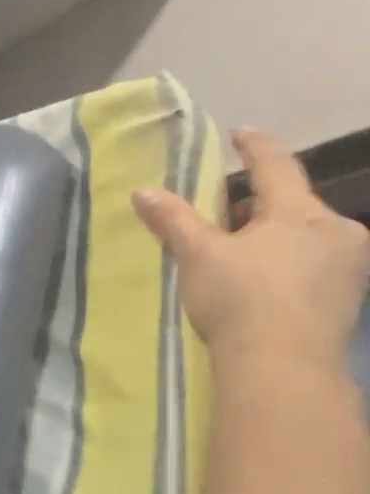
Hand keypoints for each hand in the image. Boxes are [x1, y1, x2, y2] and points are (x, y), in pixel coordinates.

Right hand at [133, 127, 369, 361]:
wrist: (284, 361)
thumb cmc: (240, 297)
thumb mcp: (197, 255)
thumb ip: (174, 220)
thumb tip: (145, 191)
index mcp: (301, 213)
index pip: (277, 168)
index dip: (257, 148)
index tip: (243, 132)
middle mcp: (337, 230)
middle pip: (292, 205)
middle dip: (258, 206)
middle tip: (220, 215)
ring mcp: (351, 263)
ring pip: (304, 234)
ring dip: (271, 235)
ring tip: (234, 253)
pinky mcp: (349, 292)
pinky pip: (313, 261)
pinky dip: (284, 260)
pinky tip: (258, 279)